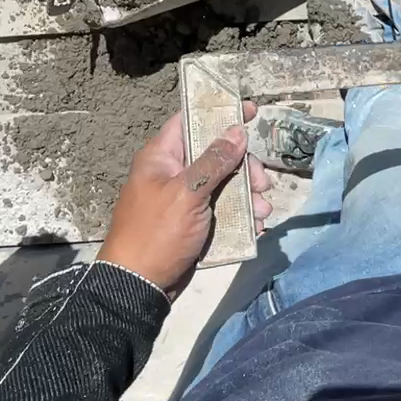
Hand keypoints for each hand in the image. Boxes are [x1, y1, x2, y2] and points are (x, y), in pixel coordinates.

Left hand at [97, 104, 272, 296]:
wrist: (137, 288)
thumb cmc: (157, 233)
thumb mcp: (187, 194)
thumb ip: (214, 161)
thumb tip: (237, 130)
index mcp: (162, 157)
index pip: (191, 120)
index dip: (220, 112)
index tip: (250, 111)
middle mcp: (173, 172)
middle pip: (216, 153)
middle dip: (245, 166)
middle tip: (262, 183)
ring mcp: (184, 197)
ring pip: (225, 182)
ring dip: (248, 194)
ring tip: (263, 212)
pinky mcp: (194, 221)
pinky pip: (223, 208)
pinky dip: (241, 213)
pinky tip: (257, 225)